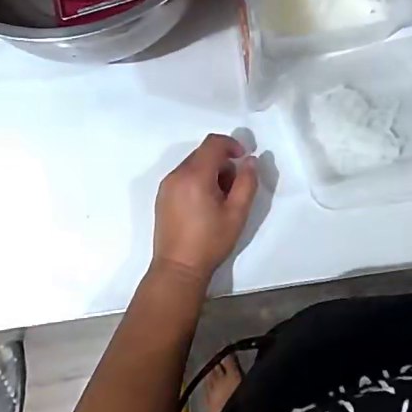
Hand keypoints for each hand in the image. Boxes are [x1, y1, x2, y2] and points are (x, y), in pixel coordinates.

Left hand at [151, 134, 258, 285]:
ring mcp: (166, 185)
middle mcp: (176, 174)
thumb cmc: (210, 241)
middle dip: (222, 162)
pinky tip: (204, 204)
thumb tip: (249, 160)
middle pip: (203, 153)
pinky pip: (183, 176)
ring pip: (193, 164)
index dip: (232, 144)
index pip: (213, 143)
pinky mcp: (162, 195)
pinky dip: (197, 179)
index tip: (243, 159)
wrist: (178, 268)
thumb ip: (247, 182)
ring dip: (210, 171)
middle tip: (234, 187)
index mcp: (194, 175)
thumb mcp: (237, 213)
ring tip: (220, 199)